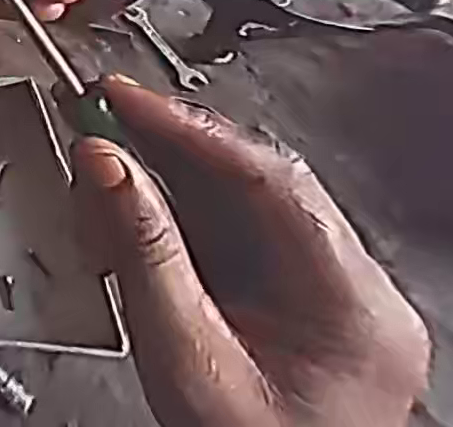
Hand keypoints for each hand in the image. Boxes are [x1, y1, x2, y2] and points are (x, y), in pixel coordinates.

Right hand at [71, 78, 429, 426]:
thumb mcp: (184, 355)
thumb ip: (143, 252)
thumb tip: (104, 161)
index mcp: (353, 305)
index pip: (270, 178)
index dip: (187, 127)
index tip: (122, 97)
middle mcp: (344, 282)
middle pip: (246, 174)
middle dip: (164, 137)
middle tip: (99, 109)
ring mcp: (309, 281)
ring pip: (223, 189)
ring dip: (154, 163)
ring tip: (99, 150)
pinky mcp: (270, 282)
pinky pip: (211, 215)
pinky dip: (156, 198)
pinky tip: (119, 196)